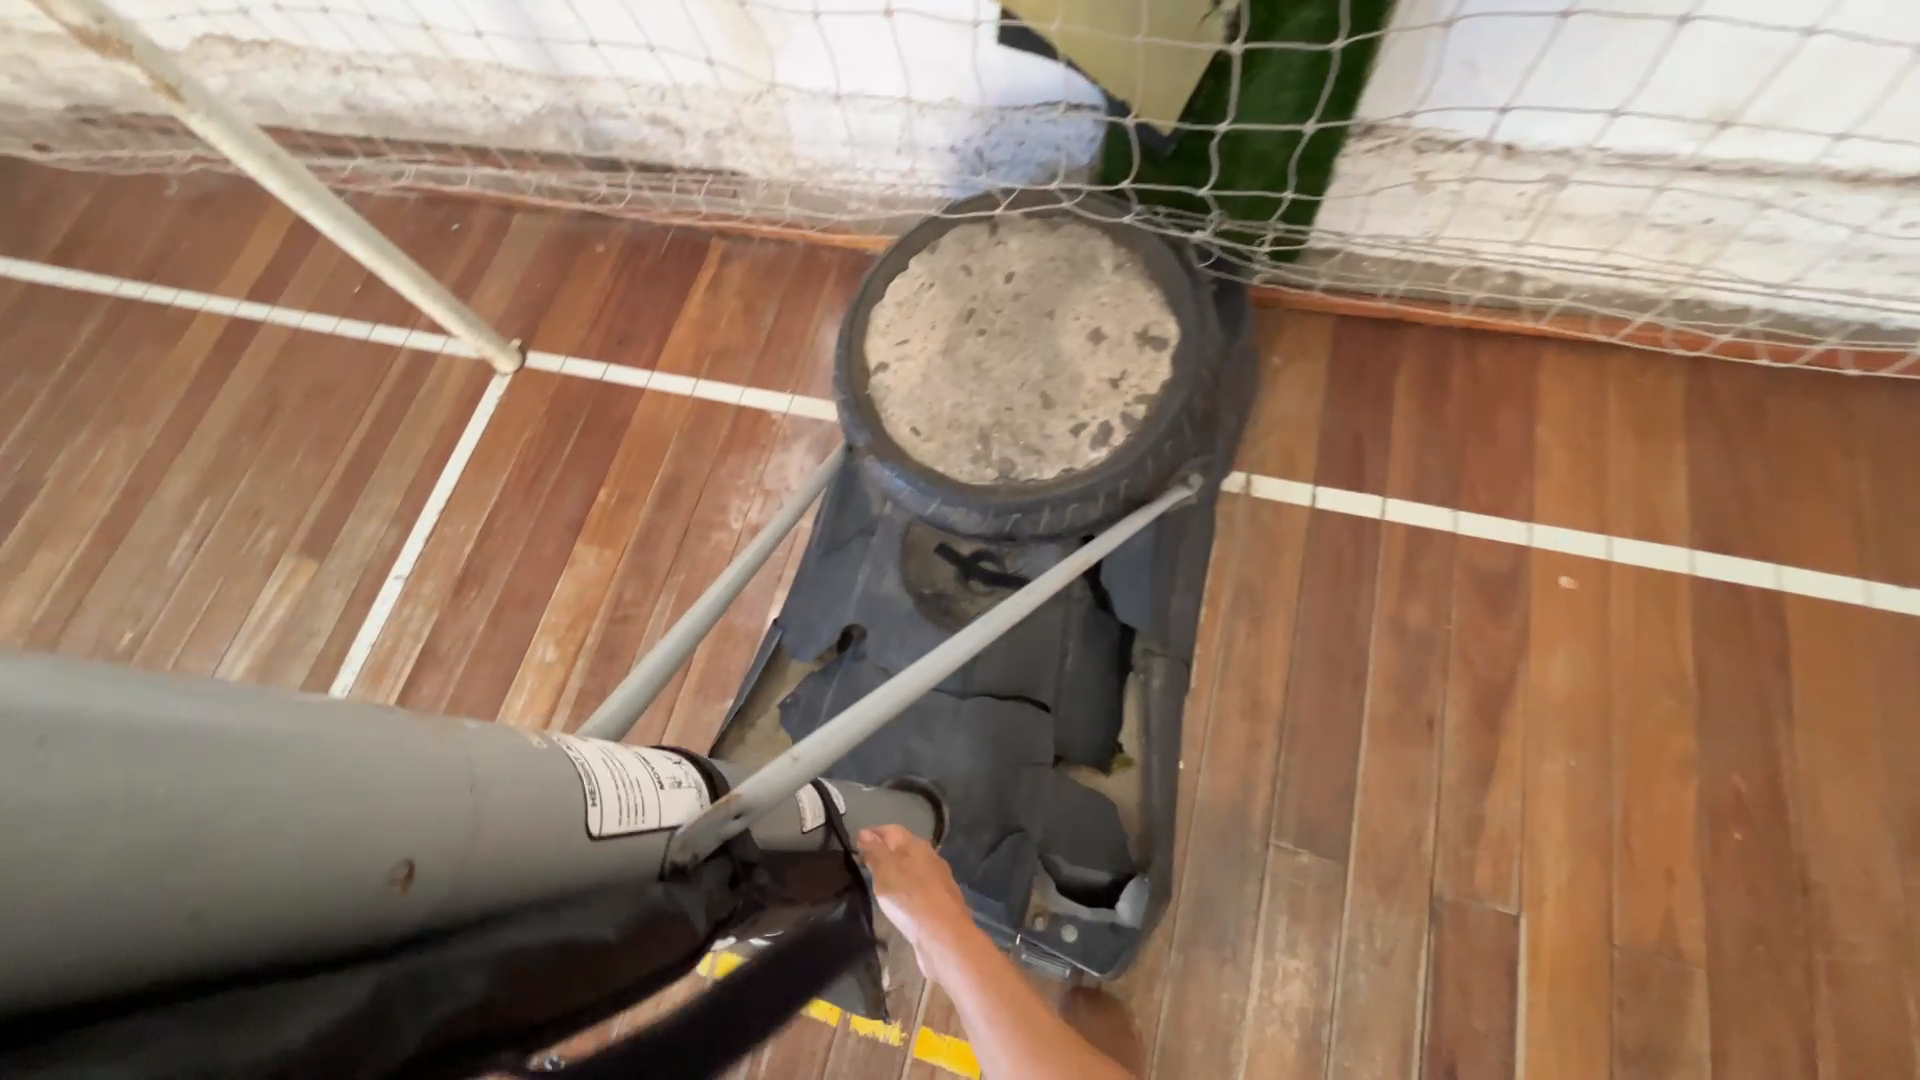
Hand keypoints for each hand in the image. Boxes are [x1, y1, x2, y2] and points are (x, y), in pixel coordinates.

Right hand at [857, 825, 976, 982]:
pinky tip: (896, 900)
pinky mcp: (938, 902)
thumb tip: (865, 832)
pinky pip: (916, 888)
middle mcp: (929, 857)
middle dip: (884, 852)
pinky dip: (903, 889)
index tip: (855, 842)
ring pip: (910, 868)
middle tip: (862, 863)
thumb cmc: (910, 897)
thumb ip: (875, 851)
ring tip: (875, 882)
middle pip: (902, 848)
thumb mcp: (886, 870)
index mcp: (916, 845)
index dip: (873, 833)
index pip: (891, 830)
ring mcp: (936, 880)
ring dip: (894, 871)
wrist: (944, 936)